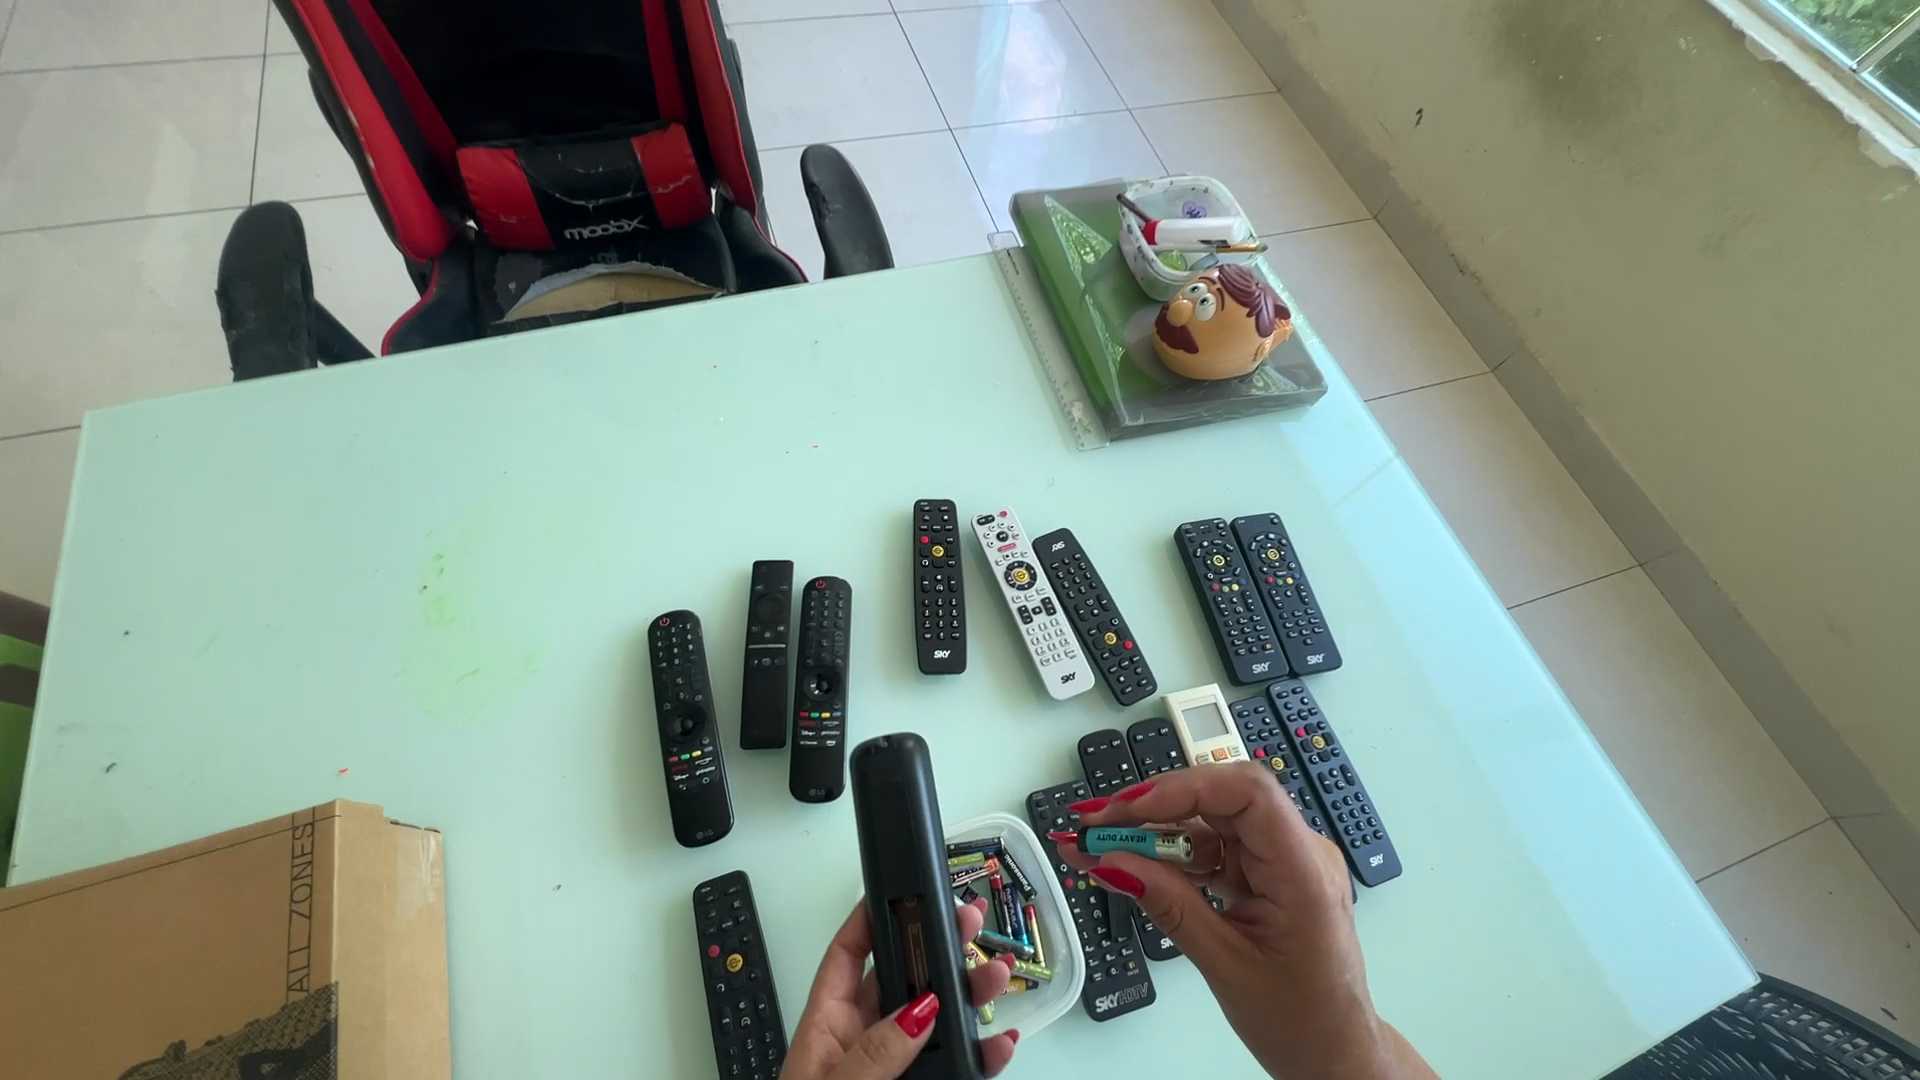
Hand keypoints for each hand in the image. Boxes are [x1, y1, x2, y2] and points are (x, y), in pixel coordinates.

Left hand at [780, 897, 1019, 1079]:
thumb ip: (875, 1054)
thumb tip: (919, 1008)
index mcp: (826, 1028)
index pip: (845, 956)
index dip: (870, 917)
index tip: (901, 888)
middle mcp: (860, 1044)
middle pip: (902, 979)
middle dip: (937, 948)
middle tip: (969, 921)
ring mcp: (892, 1071)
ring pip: (935, 1018)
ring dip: (968, 993)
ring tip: (997, 972)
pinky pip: (954, 1065)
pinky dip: (981, 1051)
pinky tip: (1001, 1039)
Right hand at [1062, 765, 1436, 1079]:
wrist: (1337, 1055)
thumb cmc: (1298, 1021)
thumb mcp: (1224, 964)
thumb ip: (1167, 905)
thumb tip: (1108, 860)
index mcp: (1304, 872)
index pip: (1248, 793)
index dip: (1183, 788)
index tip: (1126, 810)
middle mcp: (1298, 849)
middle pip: (1220, 796)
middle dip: (1153, 804)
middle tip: (1096, 823)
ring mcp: (1282, 856)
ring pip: (1209, 815)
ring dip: (1153, 827)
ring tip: (1101, 843)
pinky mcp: (1264, 868)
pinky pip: (1212, 841)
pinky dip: (1170, 849)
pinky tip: (1134, 862)